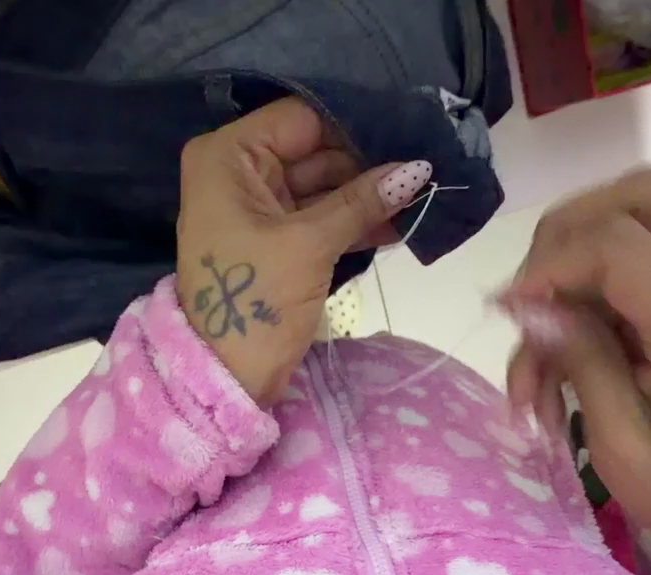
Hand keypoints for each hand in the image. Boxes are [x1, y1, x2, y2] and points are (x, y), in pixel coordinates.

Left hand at [175, 98, 431, 401]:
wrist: (228, 377)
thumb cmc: (257, 302)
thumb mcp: (310, 245)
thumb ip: (362, 202)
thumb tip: (417, 169)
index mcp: (228, 157)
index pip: (301, 121)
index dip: (354, 128)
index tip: (408, 136)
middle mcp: (237, 174)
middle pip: (313, 153)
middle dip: (366, 166)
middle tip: (423, 171)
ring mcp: (254, 211)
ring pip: (320, 189)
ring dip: (365, 199)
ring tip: (419, 200)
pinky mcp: (272, 243)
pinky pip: (317, 220)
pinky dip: (351, 224)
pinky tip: (396, 226)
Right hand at [500, 170, 650, 574]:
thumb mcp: (618, 445)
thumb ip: (580, 361)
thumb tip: (530, 304)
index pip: (619, 245)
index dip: (550, 264)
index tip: (507, 311)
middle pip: (641, 196)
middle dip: (566, 235)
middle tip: (528, 299)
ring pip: (636, 222)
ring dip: (571, 276)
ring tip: (537, 369)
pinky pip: (635, 268)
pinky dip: (586, 302)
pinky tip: (559, 370)